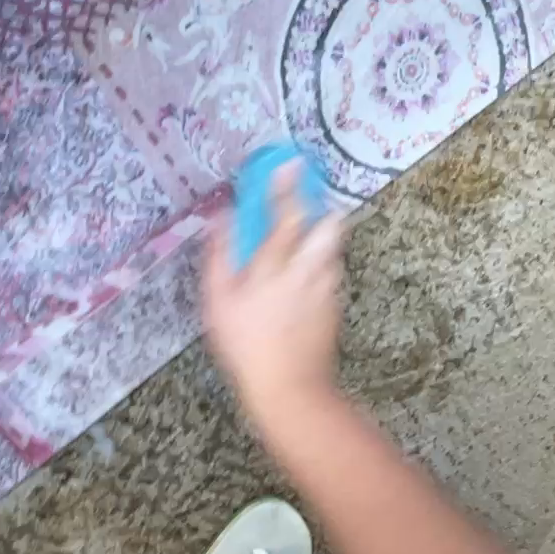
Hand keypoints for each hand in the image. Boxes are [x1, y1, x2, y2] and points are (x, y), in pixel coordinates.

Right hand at [202, 165, 345, 419]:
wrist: (291, 390)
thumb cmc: (246, 345)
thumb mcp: (218, 302)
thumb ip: (219, 254)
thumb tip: (220, 218)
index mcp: (275, 266)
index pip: (286, 215)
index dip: (287, 186)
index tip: (290, 163)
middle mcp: (308, 270)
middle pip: (326, 225)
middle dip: (320, 207)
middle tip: (307, 200)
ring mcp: (327, 288)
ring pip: (332, 247)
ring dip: (322, 234)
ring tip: (306, 235)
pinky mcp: (336, 304)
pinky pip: (332, 270)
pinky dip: (322, 261)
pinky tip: (306, 274)